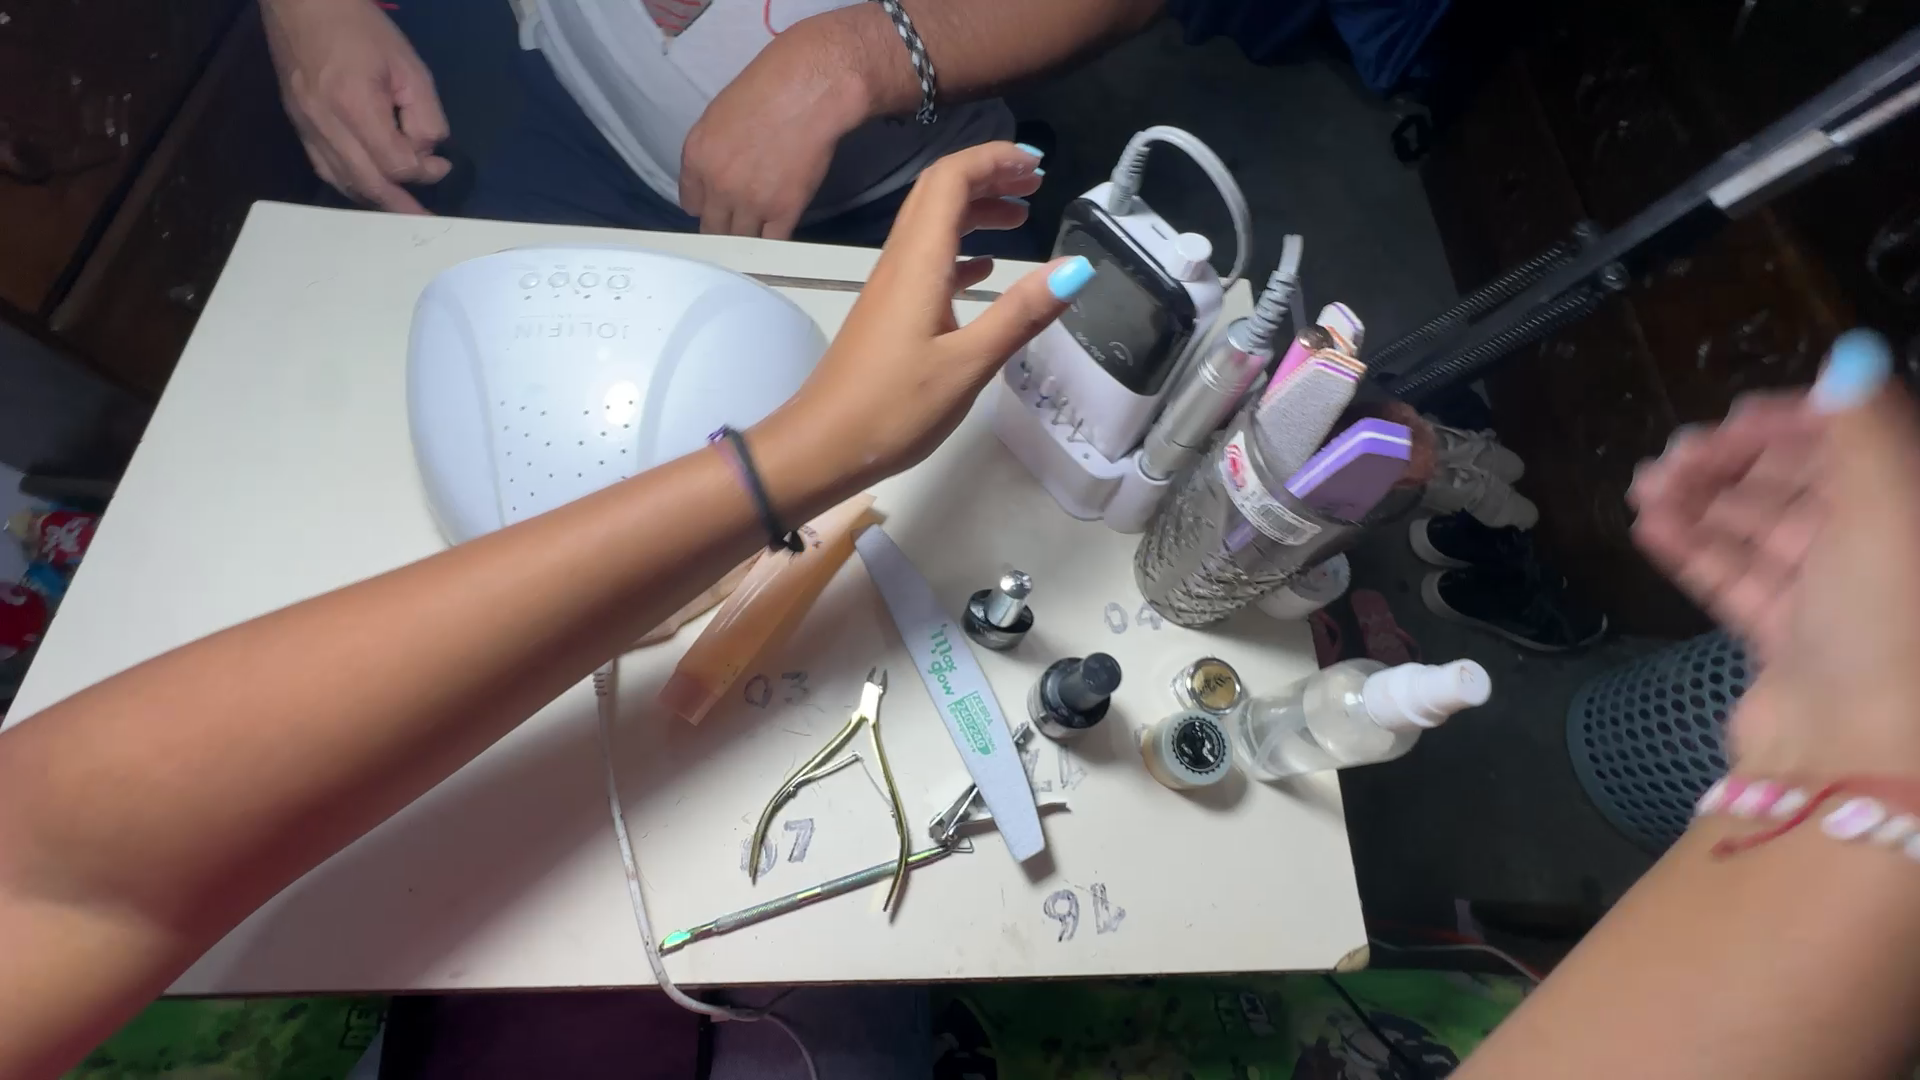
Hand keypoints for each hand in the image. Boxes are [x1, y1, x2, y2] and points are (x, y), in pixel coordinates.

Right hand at [263, 0, 450, 213]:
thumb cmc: (363, 30)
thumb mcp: (413, 73)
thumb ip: (427, 120)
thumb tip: (428, 156)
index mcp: (353, 106)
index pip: (397, 164)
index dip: (426, 172)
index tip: (443, 165)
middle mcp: (324, 122)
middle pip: (369, 184)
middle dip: (402, 206)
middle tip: (428, 220)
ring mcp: (303, 123)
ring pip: (344, 182)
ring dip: (377, 201)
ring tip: (404, 211)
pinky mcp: (296, 121)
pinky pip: (324, 167)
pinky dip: (352, 185)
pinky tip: (372, 190)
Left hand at [678, 19, 869, 238]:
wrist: (805, 93)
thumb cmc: (766, 90)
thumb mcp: (719, 116)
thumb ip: (711, 151)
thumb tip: (716, 176)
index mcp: (697, 157)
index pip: (691, 203)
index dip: (705, 208)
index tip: (717, 209)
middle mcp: (718, 185)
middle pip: (713, 229)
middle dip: (723, 229)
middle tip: (737, 227)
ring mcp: (750, 203)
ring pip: (741, 240)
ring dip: (749, 238)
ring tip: (758, 233)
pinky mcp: (782, 213)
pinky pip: (772, 243)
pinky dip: (773, 243)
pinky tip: (777, 235)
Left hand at [755, 142, 1085, 494]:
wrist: (822, 446)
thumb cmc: (893, 409)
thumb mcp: (968, 364)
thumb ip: (1020, 314)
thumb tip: (1076, 267)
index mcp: (918, 264)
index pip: (950, 180)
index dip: (993, 159)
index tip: (1038, 164)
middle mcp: (899, 264)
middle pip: (938, 195)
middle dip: (987, 177)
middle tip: (1034, 184)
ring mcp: (890, 291)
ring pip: (931, 229)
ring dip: (974, 213)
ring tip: (1019, 220)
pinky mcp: (888, 317)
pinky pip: (925, 266)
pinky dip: (958, 255)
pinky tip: (982, 271)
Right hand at [1632, 331, 1919, 775]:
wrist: (1859, 743)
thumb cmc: (1891, 621)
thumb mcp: (1884, 513)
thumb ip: (1860, 435)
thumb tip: (1848, 359)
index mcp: (1912, 517)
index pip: (1856, 449)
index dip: (1797, 426)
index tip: (1733, 420)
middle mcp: (1881, 551)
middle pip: (1800, 489)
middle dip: (1732, 467)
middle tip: (1672, 459)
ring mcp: (1830, 595)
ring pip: (1754, 532)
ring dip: (1697, 506)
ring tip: (1644, 491)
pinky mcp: (1781, 630)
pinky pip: (1729, 578)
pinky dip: (1689, 550)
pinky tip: (1649, 527)